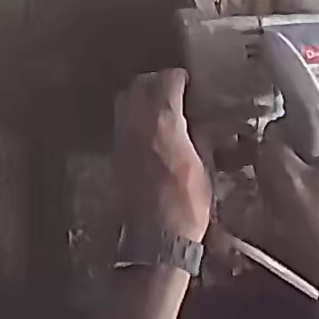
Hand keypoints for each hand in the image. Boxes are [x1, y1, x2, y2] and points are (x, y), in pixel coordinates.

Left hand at [113, 69, 212, 243]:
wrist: (154, 240)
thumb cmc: (186, 206)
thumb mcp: (203, 169)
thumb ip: (200, 139)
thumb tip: (203, 125)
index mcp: (163, 123)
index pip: (166, 82)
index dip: (178, 78)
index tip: (188, 82)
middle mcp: (136, 124)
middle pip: (140, 84)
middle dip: (156, 81)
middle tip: (173, 89)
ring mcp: (121, 138)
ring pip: (125, 100)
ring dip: (141, 96)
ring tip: (160, 107)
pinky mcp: (115, 154)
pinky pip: (122, 121)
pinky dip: (134, 116)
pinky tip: (150, 129)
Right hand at [254, 90, 318, 287]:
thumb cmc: (317, 225)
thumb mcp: (286, 180)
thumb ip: (274, 146)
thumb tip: (273, 130)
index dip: (304, 89)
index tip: (277, 93)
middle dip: (294, 122)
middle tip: (267, 130)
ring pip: (317, 143)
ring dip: (293, 145)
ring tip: (269, 155)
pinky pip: (317, 162)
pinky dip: (298, 163)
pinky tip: (279, 178)